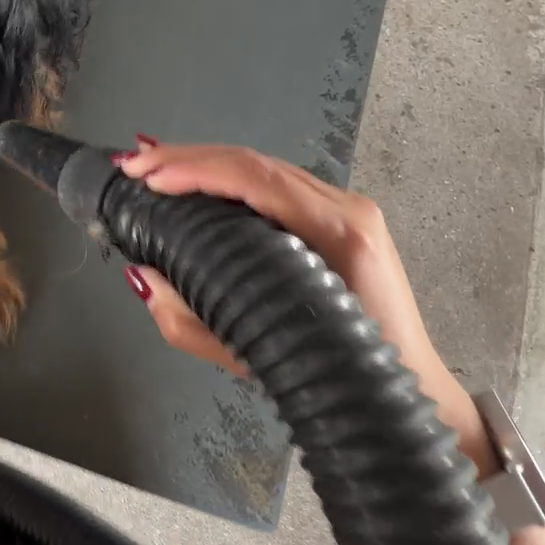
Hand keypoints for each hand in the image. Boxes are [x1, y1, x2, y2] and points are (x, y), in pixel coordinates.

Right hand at [113, 140, 495, 473]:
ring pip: (262, 164)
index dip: (197, 170)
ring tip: (151, 167)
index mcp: (338, 236)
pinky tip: (192, 173)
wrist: (410, 387)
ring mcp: (347, 206)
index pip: (257, 181)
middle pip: (255, 161)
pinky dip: (224, 173)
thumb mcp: (257, 357)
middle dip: (186, 157)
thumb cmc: (340, 376)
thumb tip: (142, 277)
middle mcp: (346, 209)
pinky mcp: (339, 211)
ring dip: (201, 161)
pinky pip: (272, 180)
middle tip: (133, 165)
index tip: (149, 179)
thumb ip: (190, 323)